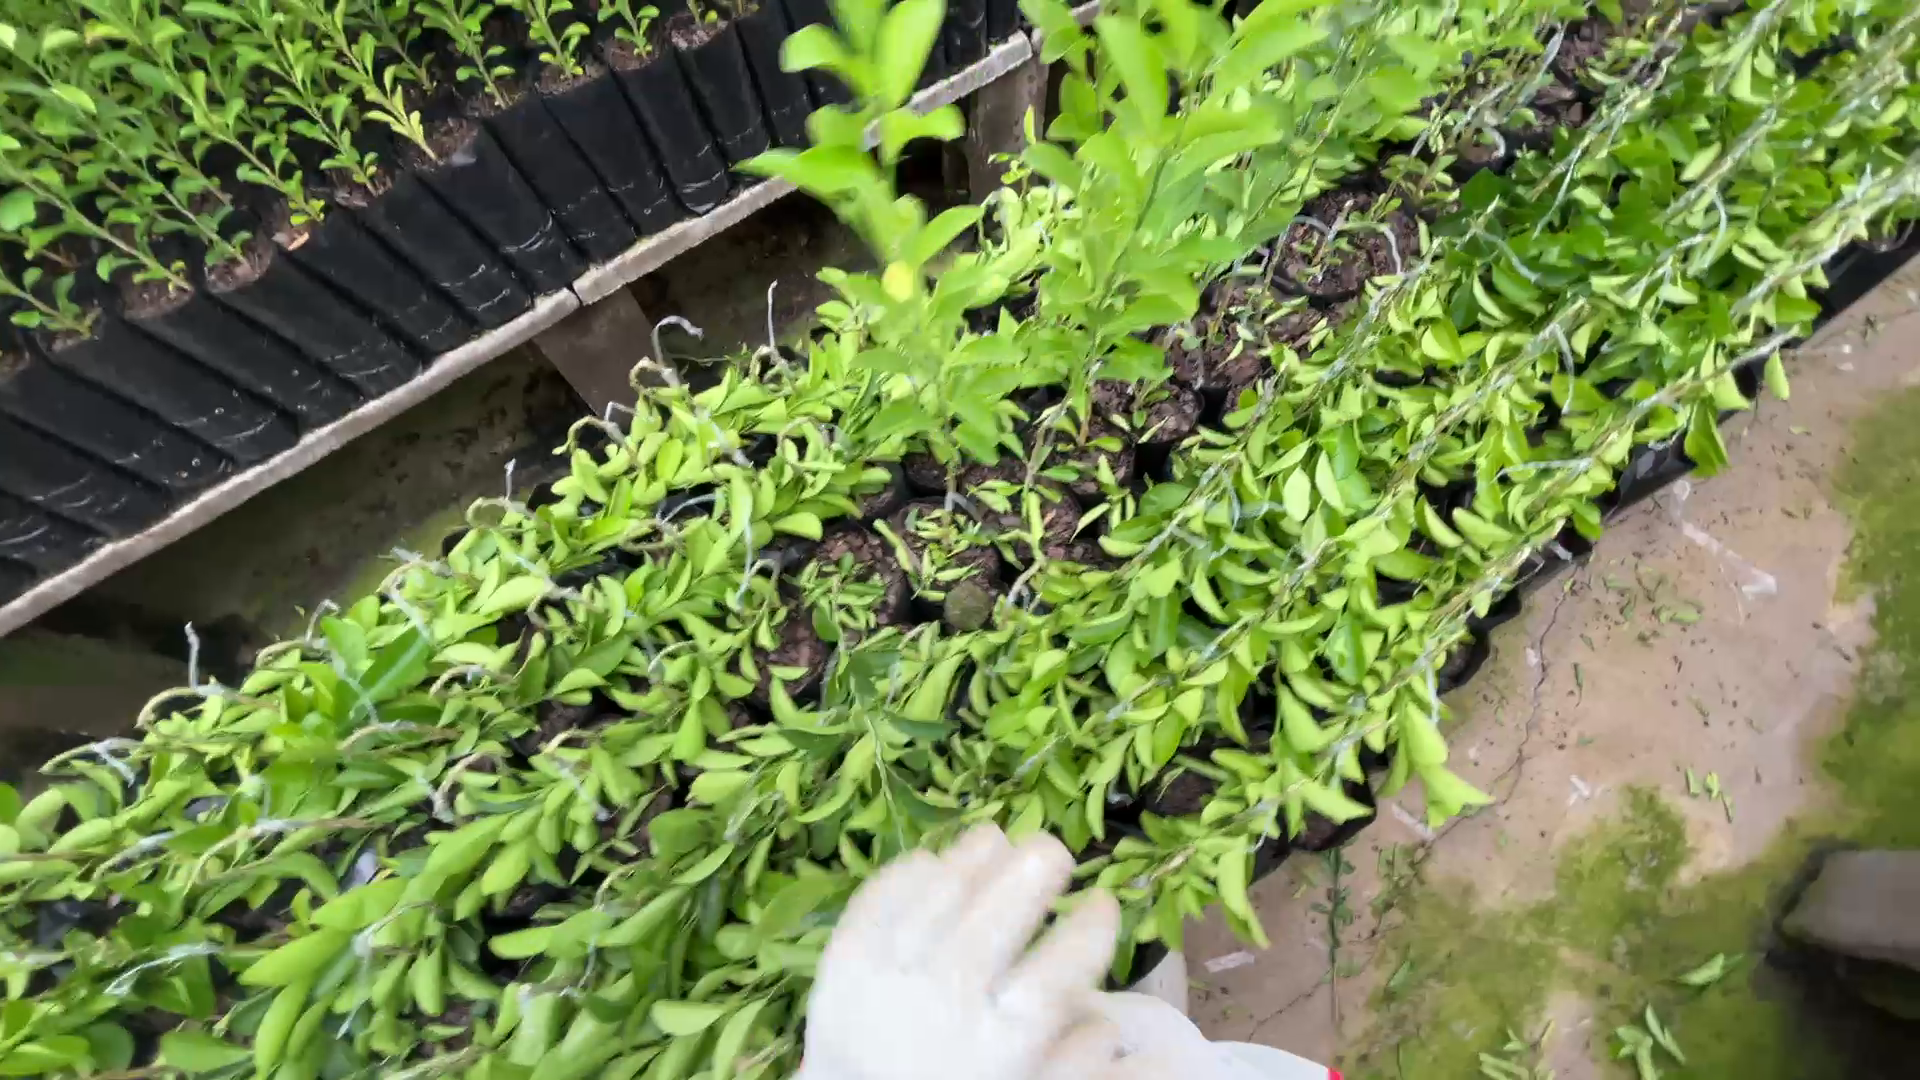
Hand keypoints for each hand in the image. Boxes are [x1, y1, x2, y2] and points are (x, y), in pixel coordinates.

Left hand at [796, 825, 1120, 1079]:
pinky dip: (908, 875)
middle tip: (1055, 847)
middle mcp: (944, 1005)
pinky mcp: (845, 958)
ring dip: (972, 859)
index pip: (1053, 981)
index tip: (1103, 901)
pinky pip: (880, 900)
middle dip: (1031, 873)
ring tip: (998, 836)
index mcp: (997, 1051)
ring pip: (938, 899)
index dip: (1086, 933)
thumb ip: (1068, 1066)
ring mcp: (888, 976)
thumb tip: (1108, 1020)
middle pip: (994, 924)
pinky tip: (933, 859)